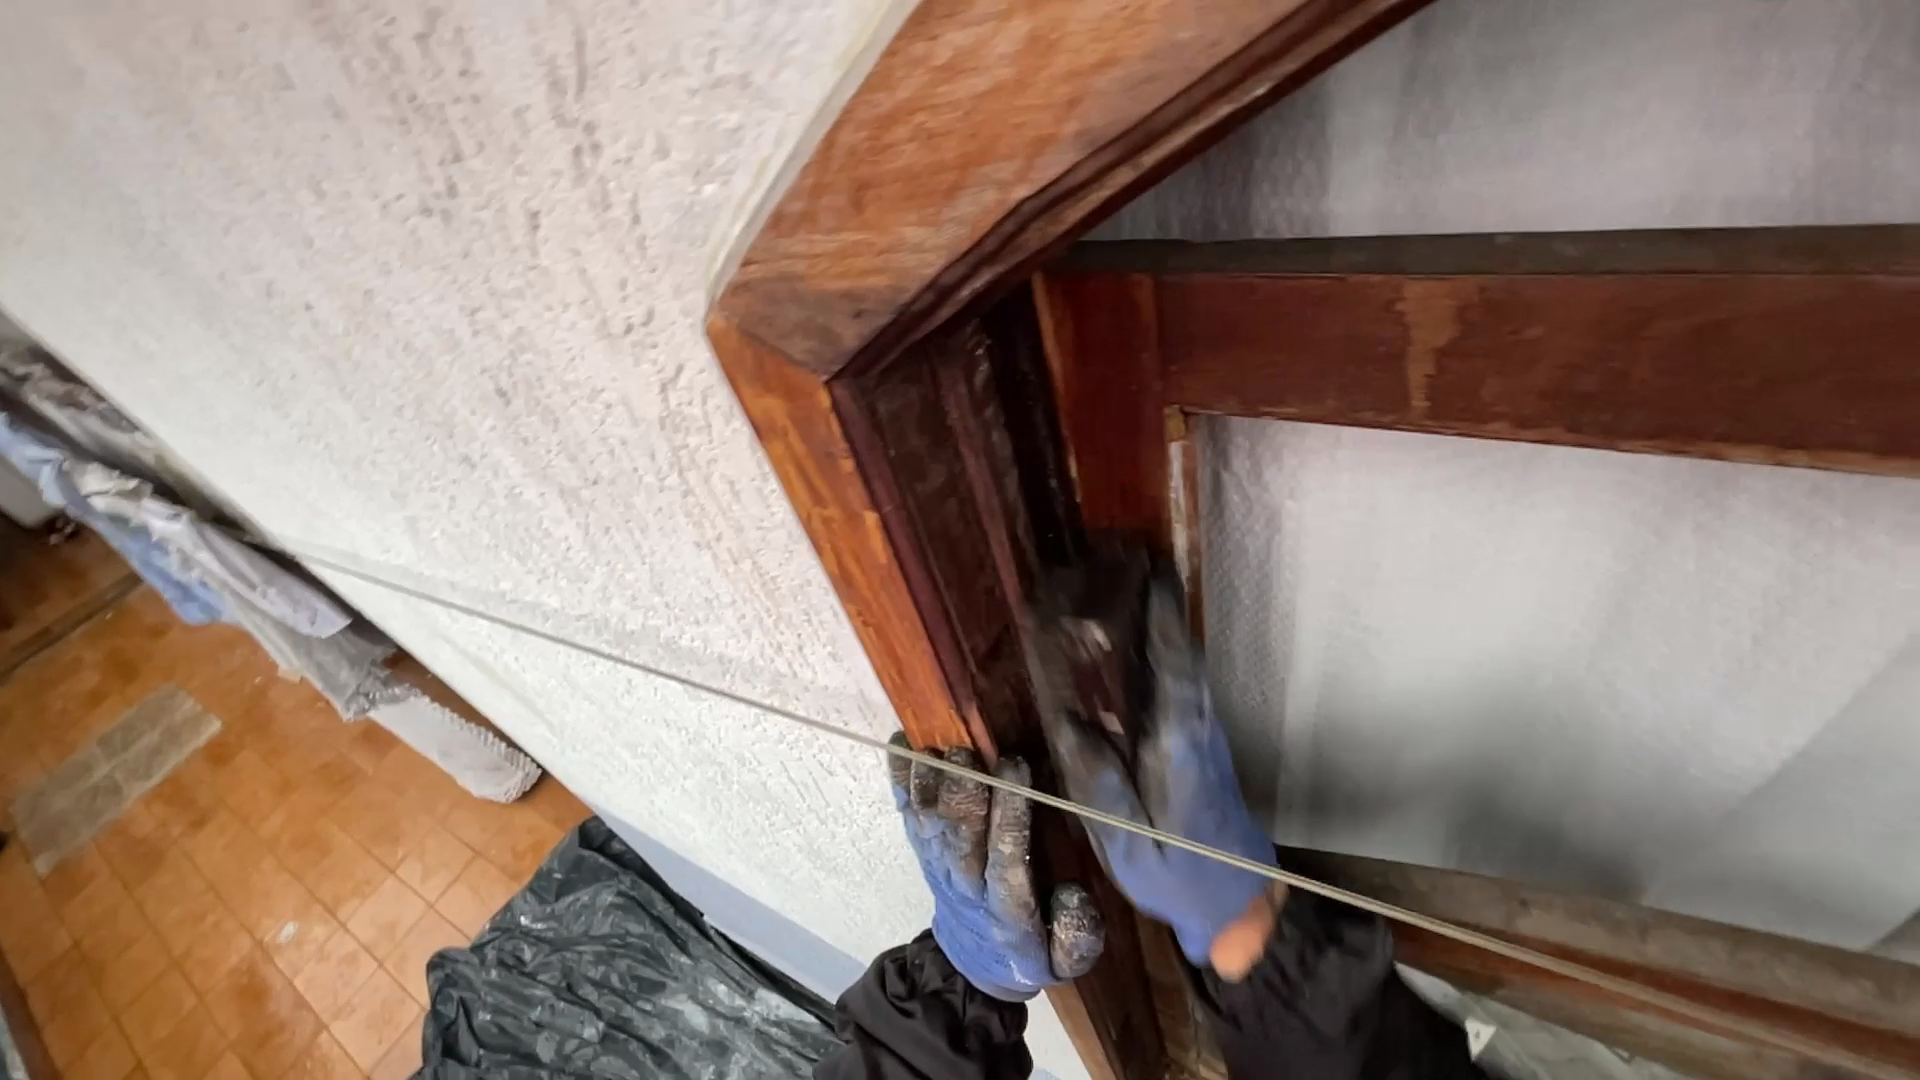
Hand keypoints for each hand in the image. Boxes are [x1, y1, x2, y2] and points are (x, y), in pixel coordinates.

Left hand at [889, 735, 1105, 1000]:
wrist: (972, 961)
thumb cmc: (1029, 949)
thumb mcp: (1065, 963)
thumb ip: (1077, 935)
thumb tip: (1075, 895)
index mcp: (1006, 905)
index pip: (1006, 853)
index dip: (1010, 809)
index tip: (1017, 766)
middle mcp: (964, 878)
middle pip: (960, 830)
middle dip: (965, 788)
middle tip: (974, 750)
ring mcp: (936, 860)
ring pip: (929, 816)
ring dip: (932, 779)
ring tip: (942, 744)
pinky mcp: (920, 845)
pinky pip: (905, 809)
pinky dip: (900, 775)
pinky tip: (902, 742)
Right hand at [1032, 571, 1278, 973]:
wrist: (1237, 897)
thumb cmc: (1178, 873)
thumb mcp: (1128, 846)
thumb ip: (1100, 785)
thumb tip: (1072, 723)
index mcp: (1180, 750)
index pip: (1174, 672)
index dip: (1165, 621)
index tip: (1154, 574)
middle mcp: (1198, 727)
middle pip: (1180, 654)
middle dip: (1160, 605)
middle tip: (1129, 559)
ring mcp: (1203, 729)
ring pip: (1181, 664)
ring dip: (1158, 621)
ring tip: (1122, 583)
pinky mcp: (1199, 736)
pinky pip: (1176, 679)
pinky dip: (1157, 648)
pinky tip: (1128, 637)